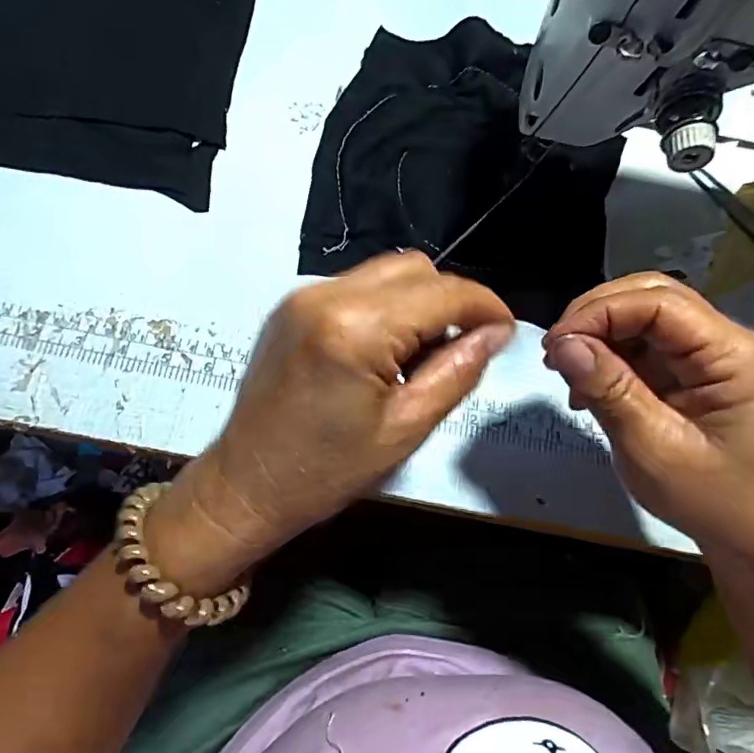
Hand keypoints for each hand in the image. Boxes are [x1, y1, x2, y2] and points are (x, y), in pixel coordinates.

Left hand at [149, 252, 512, 590]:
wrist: (248, 484)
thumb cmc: (327, 471)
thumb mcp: (406, 429)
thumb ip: (457, 371)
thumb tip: (495, 333)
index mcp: (357, 328)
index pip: (442, 292)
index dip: (485, 306)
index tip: (505, 331)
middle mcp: (327, 295)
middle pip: (415, 268)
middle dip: (451, 301)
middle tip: (462, 349)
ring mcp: (303, 296)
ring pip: (385, 273)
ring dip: (417, 303)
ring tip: (420, 356)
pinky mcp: (291, 307)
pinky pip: (356, 287)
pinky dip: (384, 307)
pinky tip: (384, 352)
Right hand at [542, 273, 753, 564]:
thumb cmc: (711, 502)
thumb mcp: (651, 448)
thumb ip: (608, 389)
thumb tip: (562, 343)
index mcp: (739, 358)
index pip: (662, 304)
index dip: (601, 311)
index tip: (556, 342)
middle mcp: (737, 344)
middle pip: (658, 299)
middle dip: (599, 316)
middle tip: (557, 351)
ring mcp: (723, 357)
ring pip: (651, 319)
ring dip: (603, 337)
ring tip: (569, 371)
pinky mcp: (706, 373)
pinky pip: (654, 347)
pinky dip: (616, 358)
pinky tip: (592, 385)